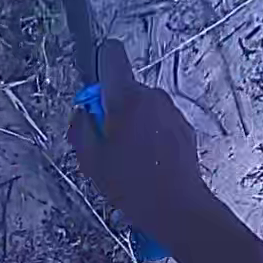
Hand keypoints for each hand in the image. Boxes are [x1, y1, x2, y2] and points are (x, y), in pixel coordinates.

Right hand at [67, 39, 213, 243]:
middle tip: (104, 141)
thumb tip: (81, 113)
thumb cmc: (132, 186)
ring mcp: (170, 111)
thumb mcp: (90, 161)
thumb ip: (80, 128)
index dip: (97, 64)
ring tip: (124, 156)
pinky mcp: (182, 126)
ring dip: (129, 123)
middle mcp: (152, 97)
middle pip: (124, 87)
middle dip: (110, 108)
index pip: (111, 55)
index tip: (92, 90)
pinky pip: (156, 120)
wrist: (175, 207)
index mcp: (126, 100)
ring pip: (140, 105)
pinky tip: (142, 161)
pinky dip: (147, 134)